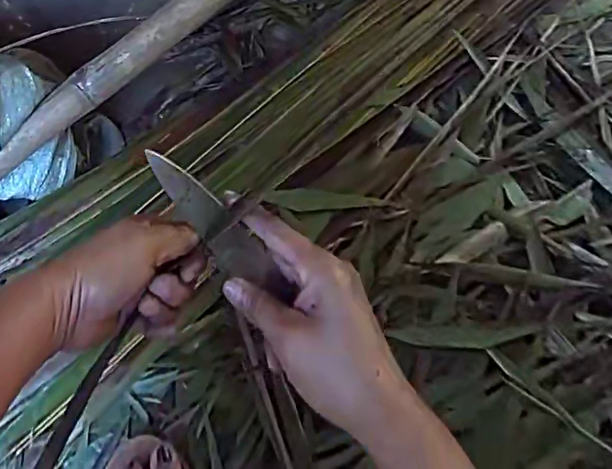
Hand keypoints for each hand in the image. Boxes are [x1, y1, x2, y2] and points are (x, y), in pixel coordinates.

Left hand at [31, 216, 204, 351]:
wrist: (67, 308)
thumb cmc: (107, 268)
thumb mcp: (146, 242)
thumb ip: (179, 236)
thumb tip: (201, 237)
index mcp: (151, 232)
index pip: (190, 241)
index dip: (194, 258)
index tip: (186, 271)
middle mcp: (150, 256)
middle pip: (187, 274)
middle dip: (176, 286)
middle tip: (154, 288)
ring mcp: (143, 286)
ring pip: (176, 299)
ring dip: (164, 307)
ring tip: (142, 307)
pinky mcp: (136, 313)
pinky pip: (163, 320)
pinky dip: (157, 324)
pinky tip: (143, 325)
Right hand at [225, 208, 468, 466]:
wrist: (384, 413)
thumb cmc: (334, 371)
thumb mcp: (286, 338)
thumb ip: (257, 305)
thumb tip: (231, 283)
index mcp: (320, 267)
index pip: (278, 231)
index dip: (250, 215)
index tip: (227, 197)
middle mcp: (332, 269)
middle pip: (282, 259)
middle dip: (258, 284)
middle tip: (235, 299)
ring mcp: (339, 289)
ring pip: (291, 286)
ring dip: (273, 313)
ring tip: (270, 351)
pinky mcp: (341, 308)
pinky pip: (304, 301)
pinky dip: (289, 321)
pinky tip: (282, 355)